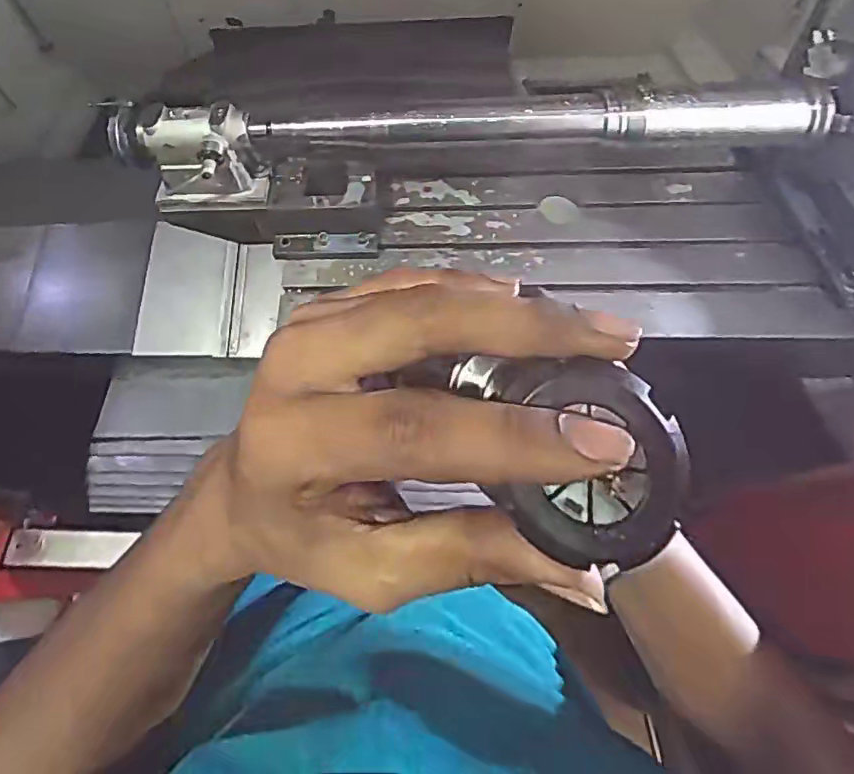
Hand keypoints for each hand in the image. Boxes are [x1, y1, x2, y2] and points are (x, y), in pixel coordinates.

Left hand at [157, 269, 644, 611]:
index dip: (515, 436)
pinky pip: (415, 281)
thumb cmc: (303, 534)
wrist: (242, 483)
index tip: (603, 443)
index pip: (416, 428)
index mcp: (295, 441)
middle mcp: (297, 363)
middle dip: (529, 331)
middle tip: (612, 340)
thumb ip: (469, 557)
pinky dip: (476, 288)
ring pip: (426, 290)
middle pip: (424, 325)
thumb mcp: (372, 570)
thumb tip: (580, 571)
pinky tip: (525, 303)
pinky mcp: (334, 302)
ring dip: (513, 303)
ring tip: (584, 324)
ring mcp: (314, 320)